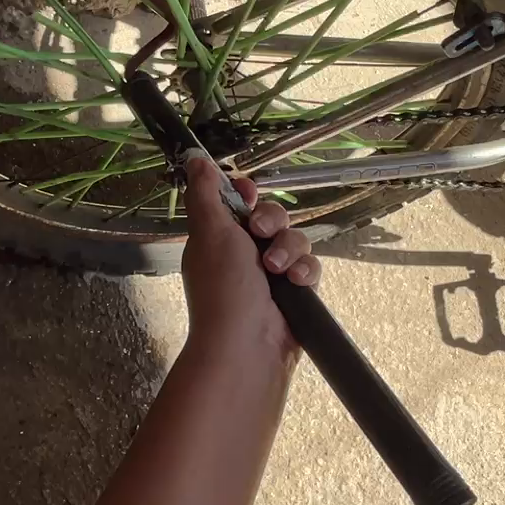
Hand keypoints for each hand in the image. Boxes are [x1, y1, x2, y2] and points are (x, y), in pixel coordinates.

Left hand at [180, 156, 319, 359]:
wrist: (247, 344)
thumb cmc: (223, 289)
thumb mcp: (210, 232)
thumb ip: (205, 193)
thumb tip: (195, 160)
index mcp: (218, 238)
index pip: (238, 203)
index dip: (246, 194)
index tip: (248, 194)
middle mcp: (244, 255)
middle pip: (272, 216)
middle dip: (272, 222)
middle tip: (261, 234)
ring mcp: (270, 275)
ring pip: (294, 239)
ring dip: (289, 249)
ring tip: (278, 270)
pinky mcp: (294, 292)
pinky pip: (310, 267)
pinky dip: (304, 271)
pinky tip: (296, 282)